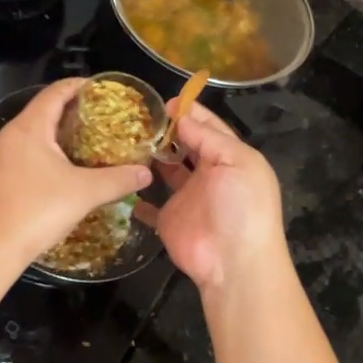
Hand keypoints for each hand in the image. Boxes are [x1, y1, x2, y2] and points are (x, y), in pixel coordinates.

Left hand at [0, 79, 152, 261]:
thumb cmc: (38, 210)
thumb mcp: (84, 193)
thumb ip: (117, 180)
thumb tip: (145, 174)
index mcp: (29, 127)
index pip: (55, 92)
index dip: (79, 86)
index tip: (102, 90)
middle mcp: (11, 135)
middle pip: (44, 110)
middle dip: (73, 110)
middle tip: (103, 118)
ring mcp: (1, 156)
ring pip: (35, 133)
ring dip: (60, 133)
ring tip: (90, 141)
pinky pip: (27, 152)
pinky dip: (48, 152)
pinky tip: (66, 169)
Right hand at [137, 100, 286, 292]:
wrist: (233, 261)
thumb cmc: (241, 206)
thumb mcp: (236, 161)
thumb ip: (209, 137)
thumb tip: (182, 116)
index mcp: (230, 158)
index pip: (208, 127)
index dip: (190, 112)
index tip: (165, 101)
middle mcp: (208, 174)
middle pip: (185, 146)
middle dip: (167, 131)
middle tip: (138, 117)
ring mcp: (187, 197)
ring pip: (165, 170)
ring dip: (150, 156)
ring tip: (126, 139)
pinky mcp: (168, 219)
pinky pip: (149, 205)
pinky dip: (137, 196)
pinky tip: (121, 179)